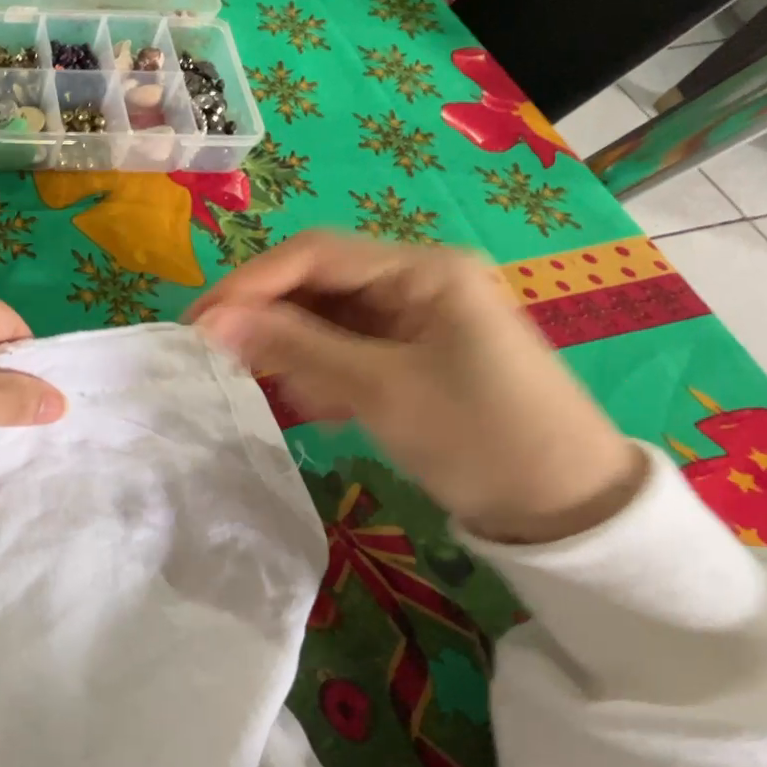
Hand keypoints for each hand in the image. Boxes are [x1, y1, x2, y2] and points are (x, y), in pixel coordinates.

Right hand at [187, 231, 644, 543]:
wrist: (568, 512)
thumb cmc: (479, 436)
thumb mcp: (377, 388)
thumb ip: (292, 346)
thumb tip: (209, 321)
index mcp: (423, 268)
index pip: (314, 254)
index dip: (250, 282)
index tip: (198, 321)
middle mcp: (417, 280)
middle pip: (317, 282)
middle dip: (269, 317)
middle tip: (218, 353)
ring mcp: (416, 317)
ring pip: (326, 317)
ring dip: (294, 349)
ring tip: (277, 389)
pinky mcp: (412, 353)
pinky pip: (346, 346)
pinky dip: (320, 370)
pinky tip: (319, 406)